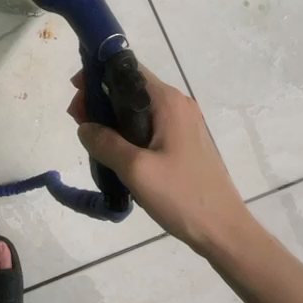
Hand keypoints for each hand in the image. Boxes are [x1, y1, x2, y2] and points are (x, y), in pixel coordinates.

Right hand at [69, 66, 253, 257]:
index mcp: (167, 101)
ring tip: (94, 143)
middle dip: (101, 101)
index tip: (76, 98)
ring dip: (113, 120)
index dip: (97, 77)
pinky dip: (129, 133)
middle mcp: (177, 104)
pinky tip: (117, 155)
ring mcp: (184, 124)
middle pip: (130, 89)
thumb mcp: (136, 170)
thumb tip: (85, 127)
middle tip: (80, 125)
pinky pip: (150, 127)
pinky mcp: (186, 143)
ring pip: (138, 110)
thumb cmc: (183, 196)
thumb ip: (105, 143)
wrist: (225, 232)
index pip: (126, 70)